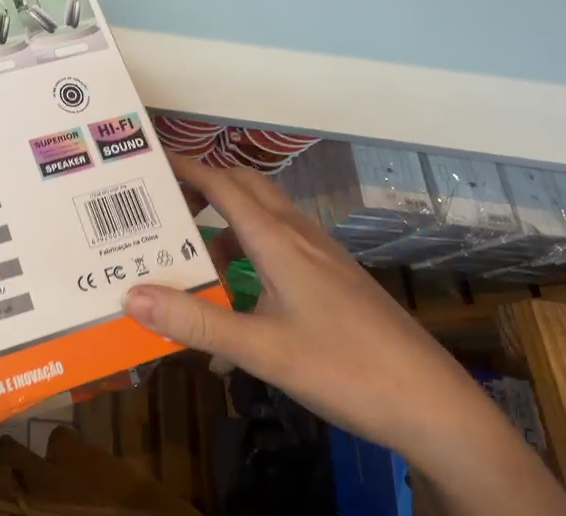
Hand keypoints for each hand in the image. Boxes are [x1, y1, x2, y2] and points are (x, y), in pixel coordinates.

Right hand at [125, 157, 528, 474]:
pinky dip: (250, 248)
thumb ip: (196, 323)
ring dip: (227, 216)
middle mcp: (299, 238)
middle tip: (163, 196)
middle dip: (204, 182)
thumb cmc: (346, 370)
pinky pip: (282, 245)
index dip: (184, 167)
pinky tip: (238, 292)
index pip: (222, 185)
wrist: (434, 406)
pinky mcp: (335, 281)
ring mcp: (322, 258)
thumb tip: (130, 295)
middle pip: (246, 187)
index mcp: (278, 241)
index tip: (147, 160)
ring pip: (266, 216)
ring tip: (189, 243)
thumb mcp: (262, 351)